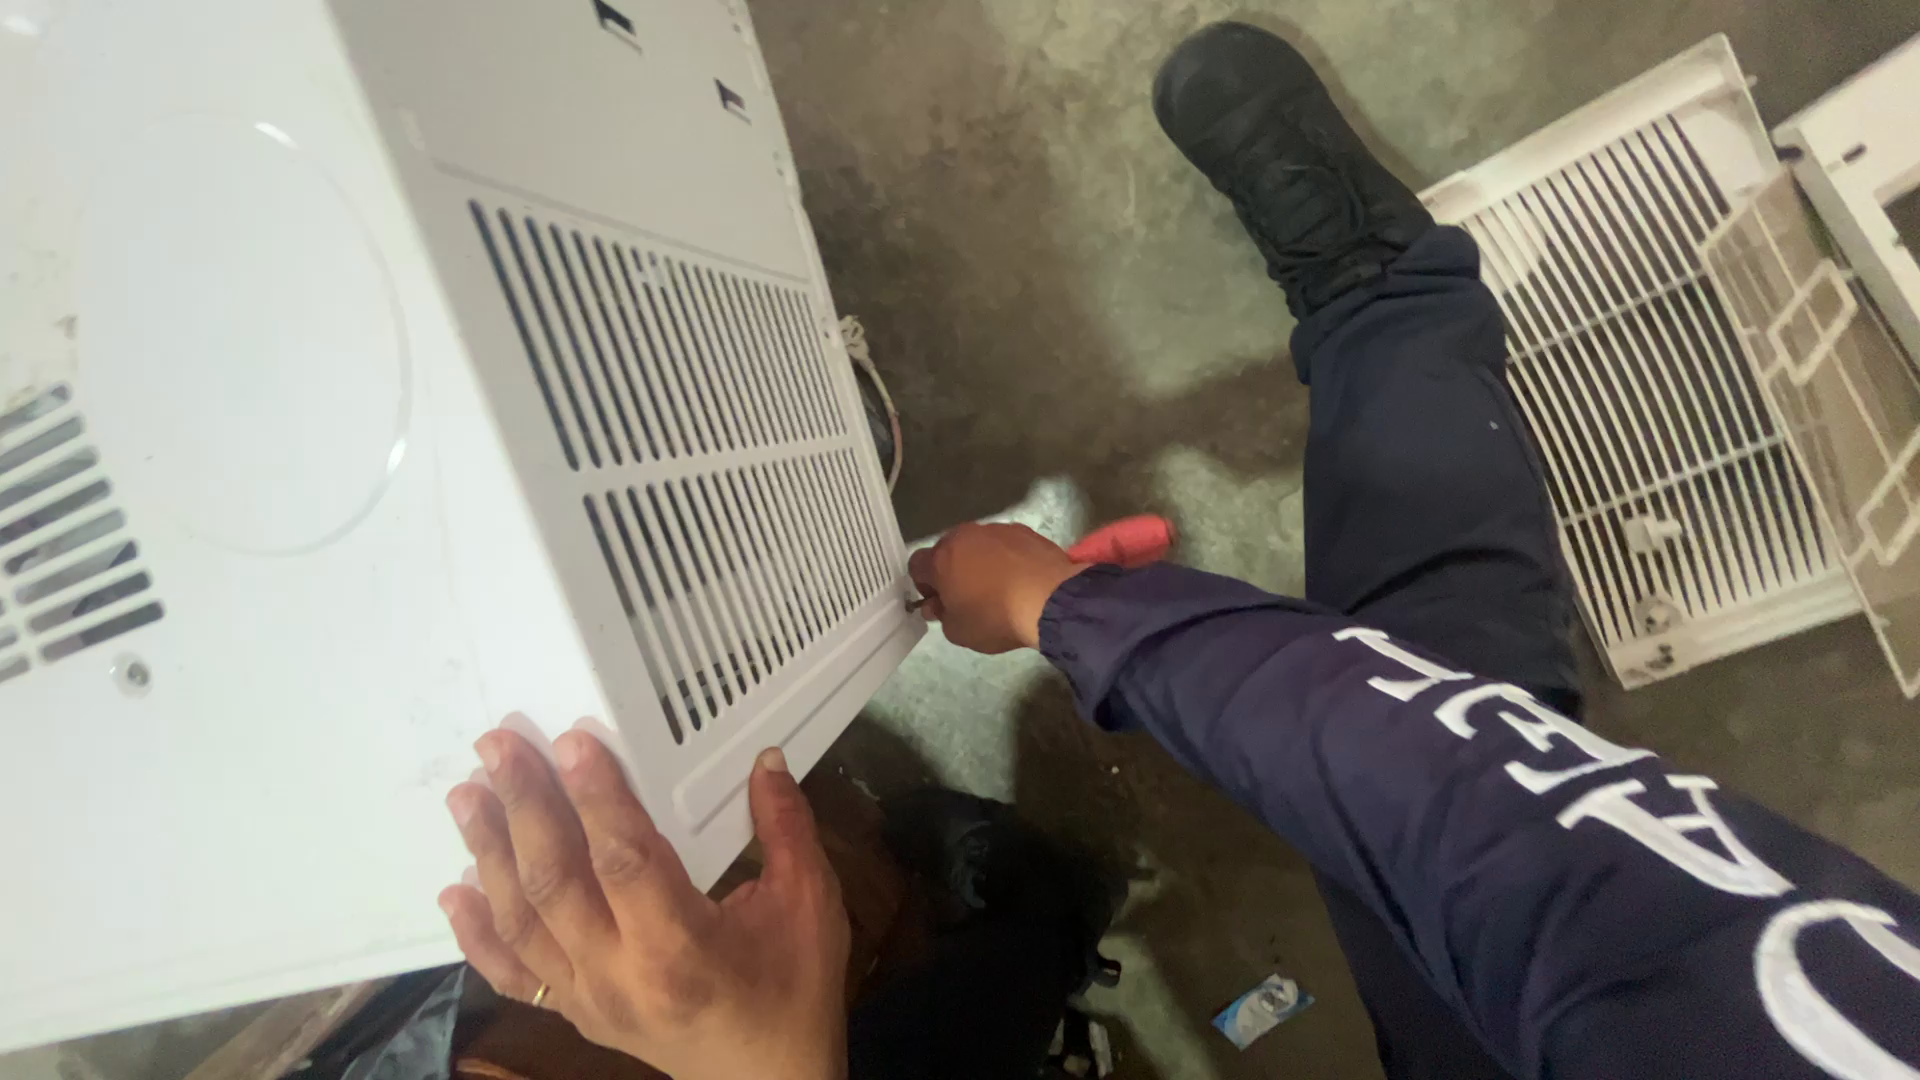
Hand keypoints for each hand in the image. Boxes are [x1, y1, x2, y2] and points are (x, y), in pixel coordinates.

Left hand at [440, 726, 848, 1079]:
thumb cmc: (794, 989)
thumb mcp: (809, 901)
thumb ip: (787, 826)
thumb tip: (766, 760)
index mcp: (679, 945)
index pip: (624, 857)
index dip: (596, 796)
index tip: (569, 743)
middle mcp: (618, 974)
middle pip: (555, 882)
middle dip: (523, 808)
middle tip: (498, 748)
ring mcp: (587, 999)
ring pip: (523, 921)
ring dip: (492, 853)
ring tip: (469, 796)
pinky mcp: (577, 1013)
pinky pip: (513, 973)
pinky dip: (478, 931)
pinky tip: (457, 890)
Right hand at [907, 523, 1084, 652]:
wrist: (1050, 599)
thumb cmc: (996, 617)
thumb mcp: (959, 631)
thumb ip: (941, 615)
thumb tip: (936, 605)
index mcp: (941, 558)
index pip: (916, 565)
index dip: (924, 585)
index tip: (939, 601)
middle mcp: (964, 536)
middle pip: (947, 551)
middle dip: (951, 571)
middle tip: (967, 596)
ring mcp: (995, 529)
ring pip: (977, 545)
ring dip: (979, 562)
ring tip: (998, 587)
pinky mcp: (1023, 531)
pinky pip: (1004, 544)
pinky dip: (1005, 558)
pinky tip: (1019, 578)